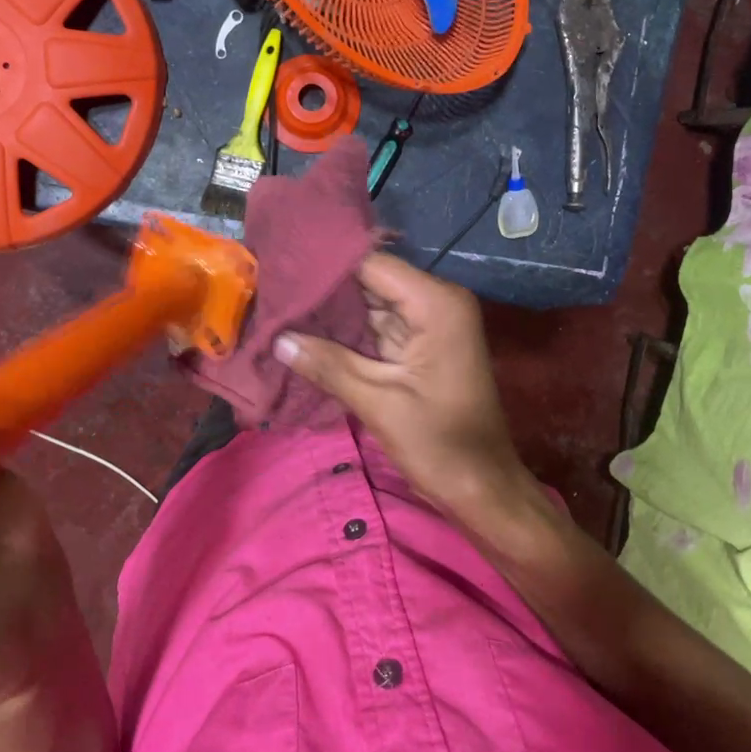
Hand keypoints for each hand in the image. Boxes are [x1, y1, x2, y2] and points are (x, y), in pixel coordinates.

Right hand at [274, 254, 532, 521]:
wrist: (482, 488)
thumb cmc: (441, 445)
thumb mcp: (379, 404)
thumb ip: (328, 365)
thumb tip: (277, 339)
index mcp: (436, 304)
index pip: (369, 264)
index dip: (323, 264)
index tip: (278, 267)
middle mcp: (435, 302)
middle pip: (368, 280)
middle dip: (321, 288)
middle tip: (268, 288)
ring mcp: (428, 323)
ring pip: (368, 304)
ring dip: (328, 310)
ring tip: (275, 306)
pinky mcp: (419, 345)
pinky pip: (375, 327)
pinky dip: (343, 332)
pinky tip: (301, 332)